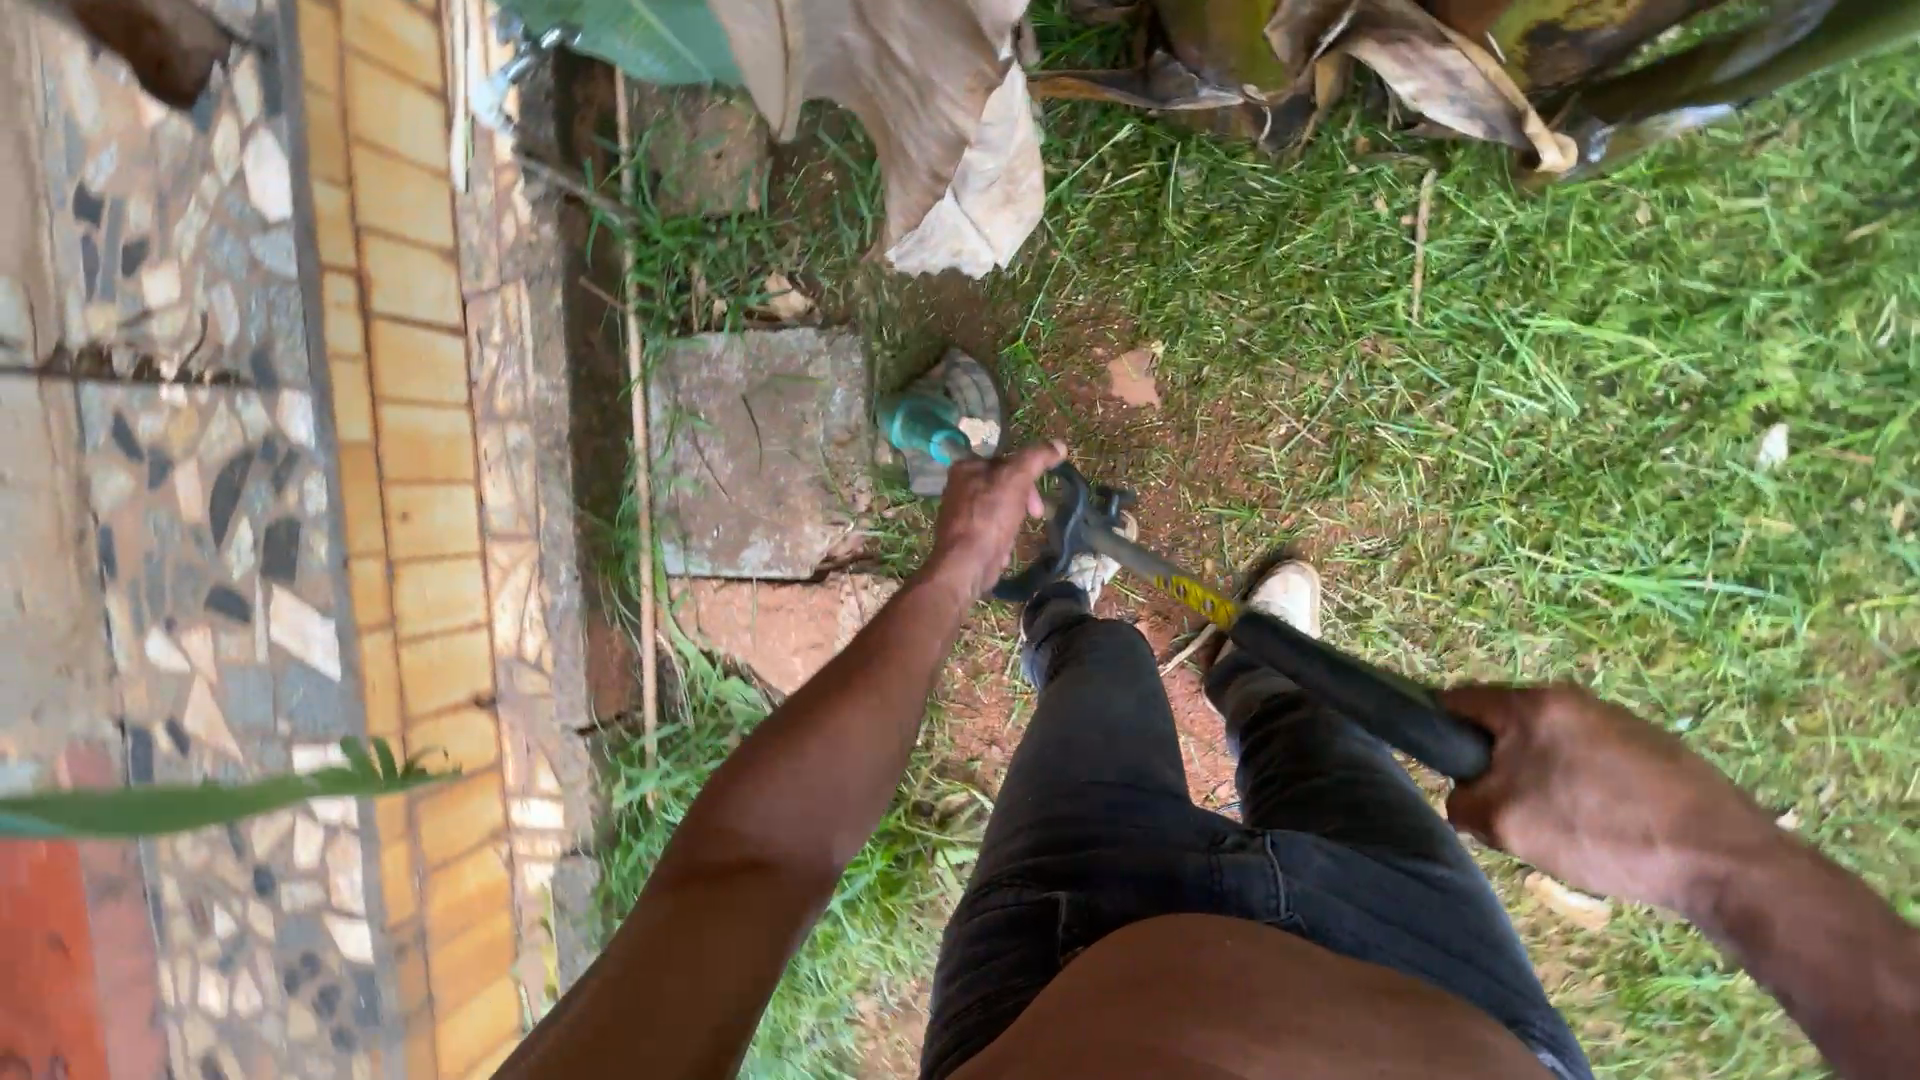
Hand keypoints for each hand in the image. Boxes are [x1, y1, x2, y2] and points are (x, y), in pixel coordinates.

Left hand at [919, 441, 1066, 598]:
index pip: (1006, 462)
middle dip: (1022, 502)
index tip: (1038, 501)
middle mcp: (958, 487)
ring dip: (1013, 522)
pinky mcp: (964, 537)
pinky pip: (990, 530)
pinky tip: (1004, 550)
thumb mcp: (1016, 480)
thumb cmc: (989, 517)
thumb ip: (1036, 459)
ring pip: (999, 509)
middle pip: (1003, 486)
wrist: (966, 564)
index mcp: (966, 467)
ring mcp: (960, 513)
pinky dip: (1001, 538)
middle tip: (1035, 516)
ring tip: (1014, 536)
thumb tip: (1059, 445)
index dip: (1028, 477)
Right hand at [1442, 683, 1780, 914]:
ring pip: (1550, 743)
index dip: (1436, 730)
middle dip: (1495, 761)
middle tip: (1504, 807)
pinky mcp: (1656, 747)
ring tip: (1560, 823)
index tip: (1443, 769)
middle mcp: (1572, 698)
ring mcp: (1619, 720)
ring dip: (1540, 774)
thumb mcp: (1501, 823)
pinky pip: (1593, 759)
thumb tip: (1466, 796)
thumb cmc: (1599, 831)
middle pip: (1505, 723)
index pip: (1456, 700)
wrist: (1726, 862)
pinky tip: (1604, 826)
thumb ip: (1460, 801)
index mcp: (1530, 704)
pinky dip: (1584, 785)